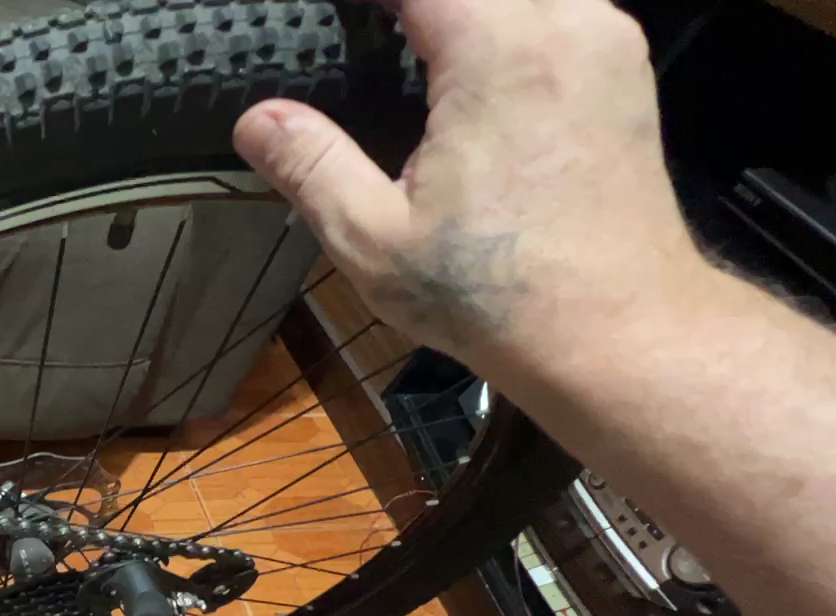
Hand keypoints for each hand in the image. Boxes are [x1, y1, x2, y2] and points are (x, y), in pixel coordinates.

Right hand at [232, 0, 710, 365]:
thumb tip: (255, 120)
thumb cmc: (483, 287)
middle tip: (355, 33)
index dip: (366, 1)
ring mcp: (606, 46)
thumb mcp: (368, 235)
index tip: (325, 20)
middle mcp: (569, 26)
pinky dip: (500, 24)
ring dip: (456, 14)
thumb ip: (310, 165)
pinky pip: (554, 14)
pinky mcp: (620, 75)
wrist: (604, 324)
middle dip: (407, 6)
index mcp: (500, 55)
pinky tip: (458, 69)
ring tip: (396, 41)